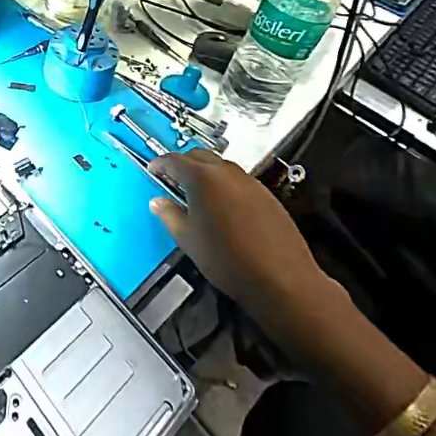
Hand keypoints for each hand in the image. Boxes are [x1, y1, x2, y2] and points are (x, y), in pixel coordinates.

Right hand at [148, 150, 336, 326]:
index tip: (153, 170)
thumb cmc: (226, 258)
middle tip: (173, 179)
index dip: (160, 164)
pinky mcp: (267, 195)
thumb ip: (169, 215)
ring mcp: (250, 181)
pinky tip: (224, 207)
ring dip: (205, 172)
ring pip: (221, 166)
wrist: (281, 279)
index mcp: (201, 178)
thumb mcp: (187, 238)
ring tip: (197, 193)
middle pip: (199, 156)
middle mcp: (226, 172)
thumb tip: (158, 202)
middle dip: (183, 164)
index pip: (174, 160)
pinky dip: (225, 184)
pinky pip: (238, 180)